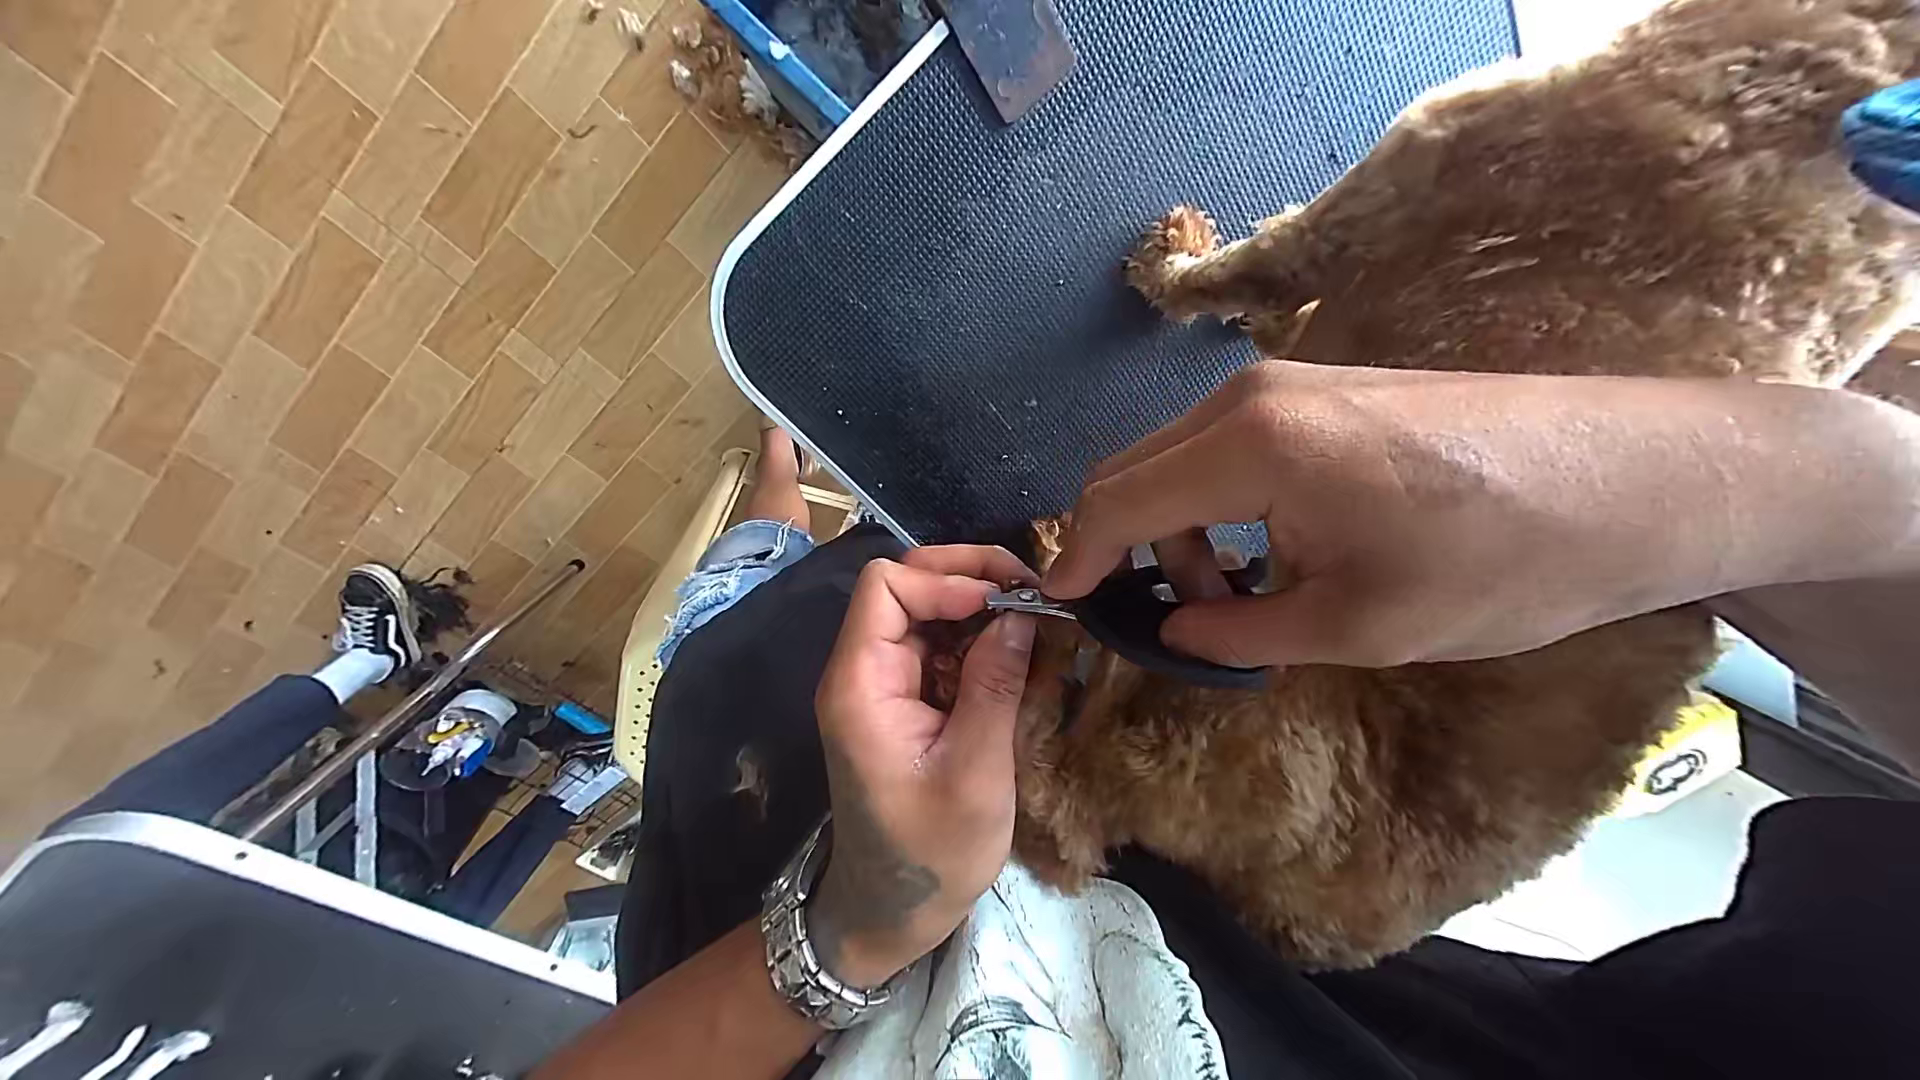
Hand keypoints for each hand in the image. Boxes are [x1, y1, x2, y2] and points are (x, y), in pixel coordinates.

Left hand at [808, 545, 1037, 987]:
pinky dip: (975, 633)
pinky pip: (937, 642)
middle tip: (1027, 588)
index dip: (945, 580)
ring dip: (977, 601)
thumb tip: (1019, 613)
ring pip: (924, 608)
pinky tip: (1013, 643)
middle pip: (904, 585)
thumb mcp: (975, 773)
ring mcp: (882, 681)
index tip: (1004, 602)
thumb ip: (995, 685)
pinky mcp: (903, 695)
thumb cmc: (929, 853)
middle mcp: (862, 669)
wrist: (890, 909)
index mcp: (860, 683)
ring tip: (1031, 611)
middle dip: (966, 575)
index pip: (886, 587)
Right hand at [1042, 360, 1919, 668]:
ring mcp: (1277, 384)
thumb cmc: (1502, 560)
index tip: (1061, 603)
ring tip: (1232, 593)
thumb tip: (1172, 629)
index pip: (1115, 502)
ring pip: (1168, 461)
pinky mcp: (1307, 389)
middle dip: (1120, 547)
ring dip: (1171, 531)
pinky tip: (1262, 545)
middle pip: (1128, 472)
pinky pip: (1215, 449)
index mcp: (1249, 447)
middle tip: (1157, 614)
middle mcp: (1243, 397)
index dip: (1076, 557)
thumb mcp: (1354, 624)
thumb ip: (1235, 631)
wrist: (1650, 472)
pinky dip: (1207, 505)